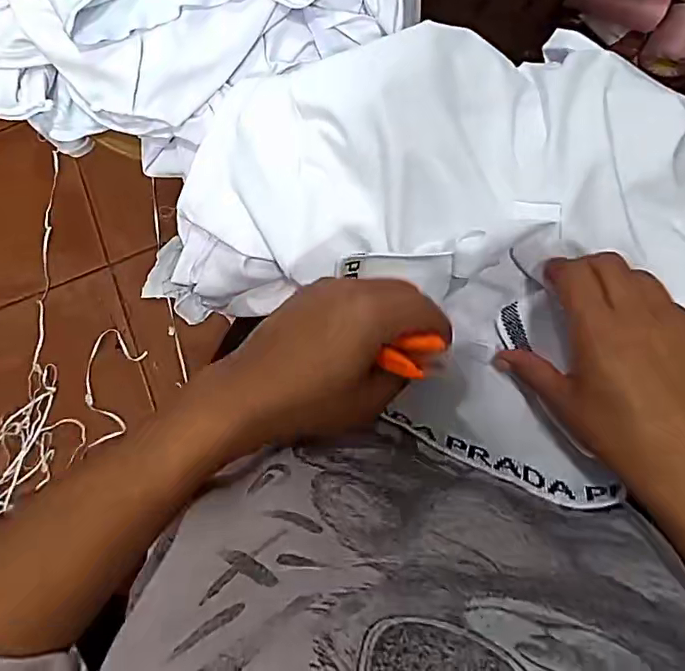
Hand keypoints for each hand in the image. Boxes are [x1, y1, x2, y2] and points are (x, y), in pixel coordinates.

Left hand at [194, 278, 449, 456]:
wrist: (244, 392)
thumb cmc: (309, 401)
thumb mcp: (367, 400)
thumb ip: (403, 373)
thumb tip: (419, 358)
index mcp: (375, 311)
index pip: (425, 310)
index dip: (440, 331)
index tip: (438, 353)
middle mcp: (356, 287)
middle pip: (406, 291)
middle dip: (419, 316)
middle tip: (415, 349)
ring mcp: (330, 284)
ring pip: (380, 287)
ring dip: (393, 309)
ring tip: (384, 343)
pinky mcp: (310, 290)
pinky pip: (354, 289)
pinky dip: (368, 305)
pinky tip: (353, 335)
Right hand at [495, 253, 684, 513]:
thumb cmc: (624, 440)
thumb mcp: (570, 409)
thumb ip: (535, 374)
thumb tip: (504, 356)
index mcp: (598, 328)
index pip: (575, 274)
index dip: (559, 268)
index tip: (550, 276)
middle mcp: (636, 313)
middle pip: (607, 263)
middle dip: (585, 265)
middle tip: (574, 285)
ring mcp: (672, 319)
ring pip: (640, 275)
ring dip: (618, 278)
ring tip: (609, 301)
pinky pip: (668, 301)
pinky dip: (649, 301)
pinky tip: (645, 329)